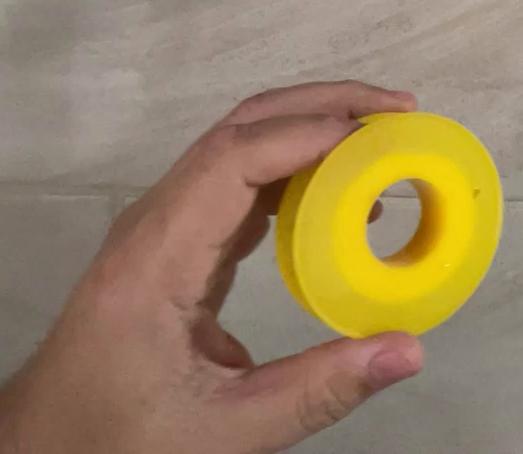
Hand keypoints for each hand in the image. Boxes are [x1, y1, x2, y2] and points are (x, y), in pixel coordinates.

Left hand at [0, 82, 424, 453]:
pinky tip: (345, 183)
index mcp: (156, 258)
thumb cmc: (111, 444)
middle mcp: (159, 219)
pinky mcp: (184, 233)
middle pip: (243, 126)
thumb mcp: (218, 438)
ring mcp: (169, 221)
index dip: (308, 133)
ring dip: (316, 120)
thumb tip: (411, 350)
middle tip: (399, 110)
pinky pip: (248, 172)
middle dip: (325, 102)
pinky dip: (303, 158)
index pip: (233, 160)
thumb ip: (316, 394)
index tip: (378, 136)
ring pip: (246, 138)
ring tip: (384, 132)